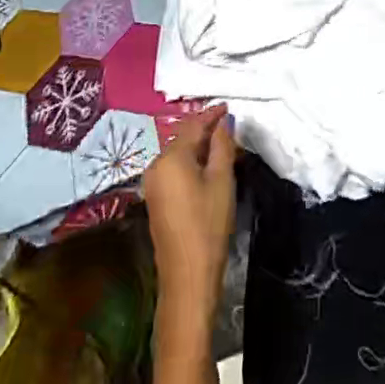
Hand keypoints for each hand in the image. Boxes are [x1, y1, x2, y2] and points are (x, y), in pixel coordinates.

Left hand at [143, 105, 237, 309]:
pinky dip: (191, 164)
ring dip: (200, 148)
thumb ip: (222, 147)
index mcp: (171, 157)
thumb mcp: (222, 182)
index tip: (228, 108)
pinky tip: (208, 169)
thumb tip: (224, 122)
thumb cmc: (208, 225)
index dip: (212, 115)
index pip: (193, 125)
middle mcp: (156, 164)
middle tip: (232, 131)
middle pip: (184, 138)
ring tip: (224, 149)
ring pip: (179, 154)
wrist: (187, 275)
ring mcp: (153, 182)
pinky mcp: (155, 198)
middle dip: (206, 132)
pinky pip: (174, 170)